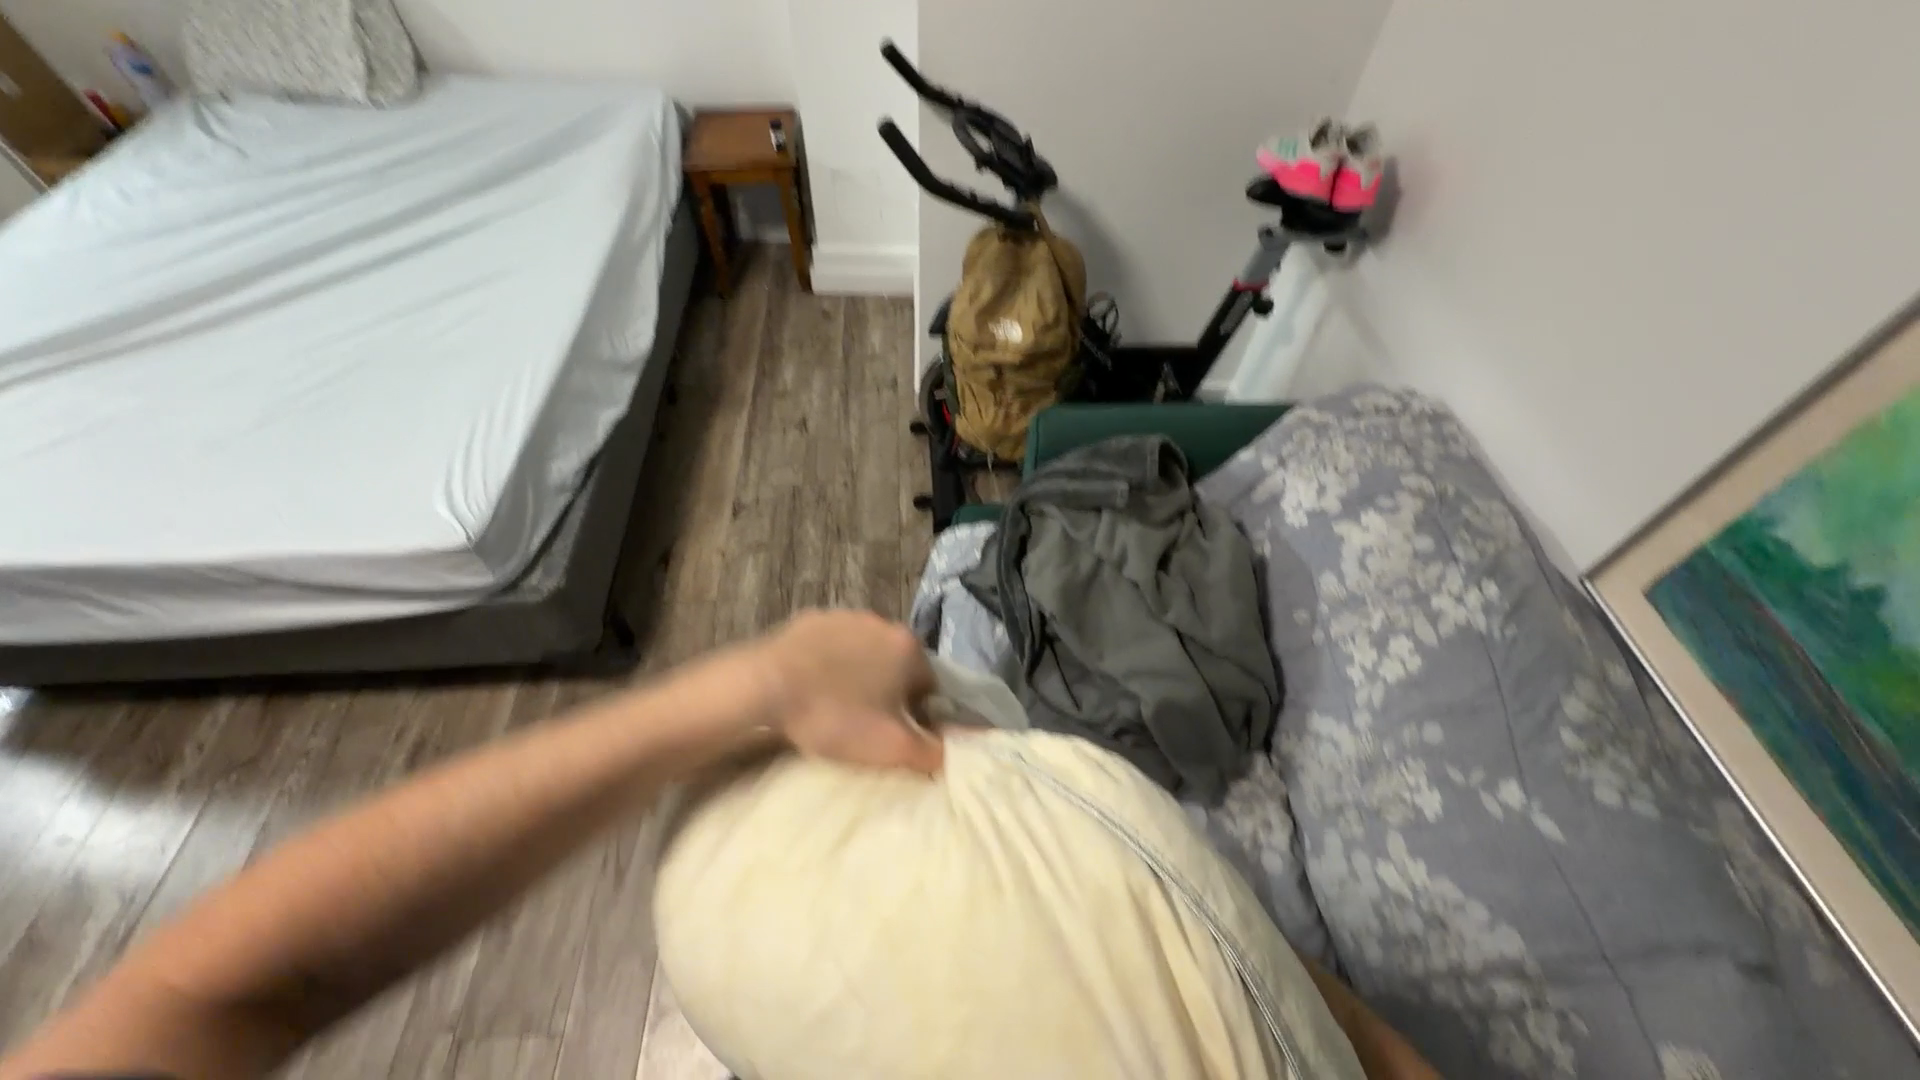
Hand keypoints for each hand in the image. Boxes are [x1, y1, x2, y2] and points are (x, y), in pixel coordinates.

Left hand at [755, 609, 942, 775]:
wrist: (764, 687)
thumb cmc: (834, 717)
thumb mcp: (891, 748)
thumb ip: (932, 752)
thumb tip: (952, 752)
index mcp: (908, 647)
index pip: (929, 685)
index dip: (915, 714)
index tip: (893, 733)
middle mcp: (882, 622)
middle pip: (896, 665)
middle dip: (886, 692)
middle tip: (864, 724)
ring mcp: (843, 616)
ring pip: (863, 653)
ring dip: (857, 676)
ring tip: (833, 707)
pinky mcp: (809, 619)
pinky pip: (830, 645)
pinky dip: (827, 664)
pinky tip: (810, 688)